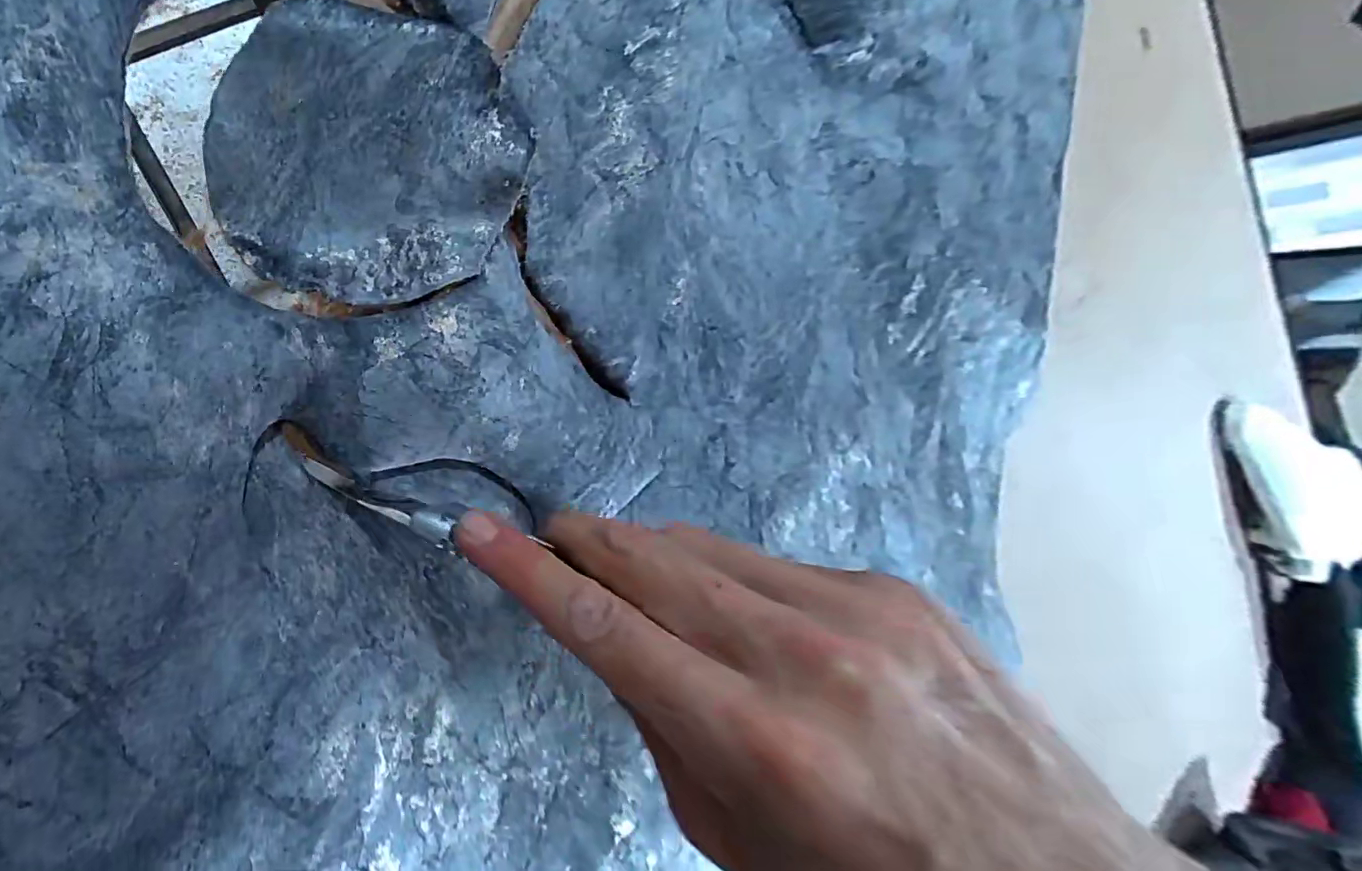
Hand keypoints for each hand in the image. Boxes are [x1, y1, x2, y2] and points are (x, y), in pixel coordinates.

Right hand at [456, 511, 1198, 870]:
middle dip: (580, 542)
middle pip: (645, 559)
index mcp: (762, 743)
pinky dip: (721, 576)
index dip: (527, 573)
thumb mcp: (735, 842)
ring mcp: (861, 608)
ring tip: (636, 583)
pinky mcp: (894, 587)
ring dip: (645, 556)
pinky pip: (764, 559)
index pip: (605, 629)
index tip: (475, 530)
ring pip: (697, 543)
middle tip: (550, 542)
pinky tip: (743, 617)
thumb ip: (660, 726)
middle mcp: (807, 656)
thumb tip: (607, 633)